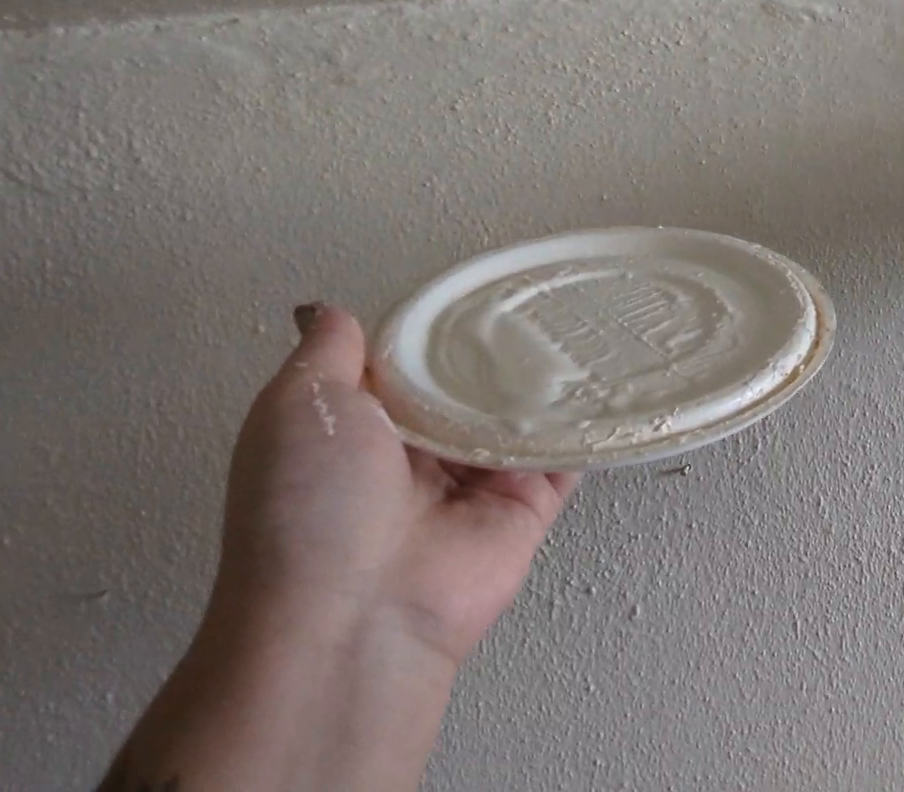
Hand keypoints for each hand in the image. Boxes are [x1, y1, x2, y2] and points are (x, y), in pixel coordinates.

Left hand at [214, 303, 577, 666]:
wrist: (361, 609)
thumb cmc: (310, 511)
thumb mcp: (299, 407)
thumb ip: (327, 352)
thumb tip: (324, 310)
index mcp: (365, 429)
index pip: (411, 365)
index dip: (438, 328)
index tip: (471, 292)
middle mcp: (422, 455)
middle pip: (475, 389)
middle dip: (501, 354)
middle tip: (537, 306)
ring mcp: (479, 482)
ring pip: (522, 418)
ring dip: (547, 388)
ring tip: (581, 335)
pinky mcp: (527, 505)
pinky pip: (564, 457)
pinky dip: (583, 430)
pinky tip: (604, 392)